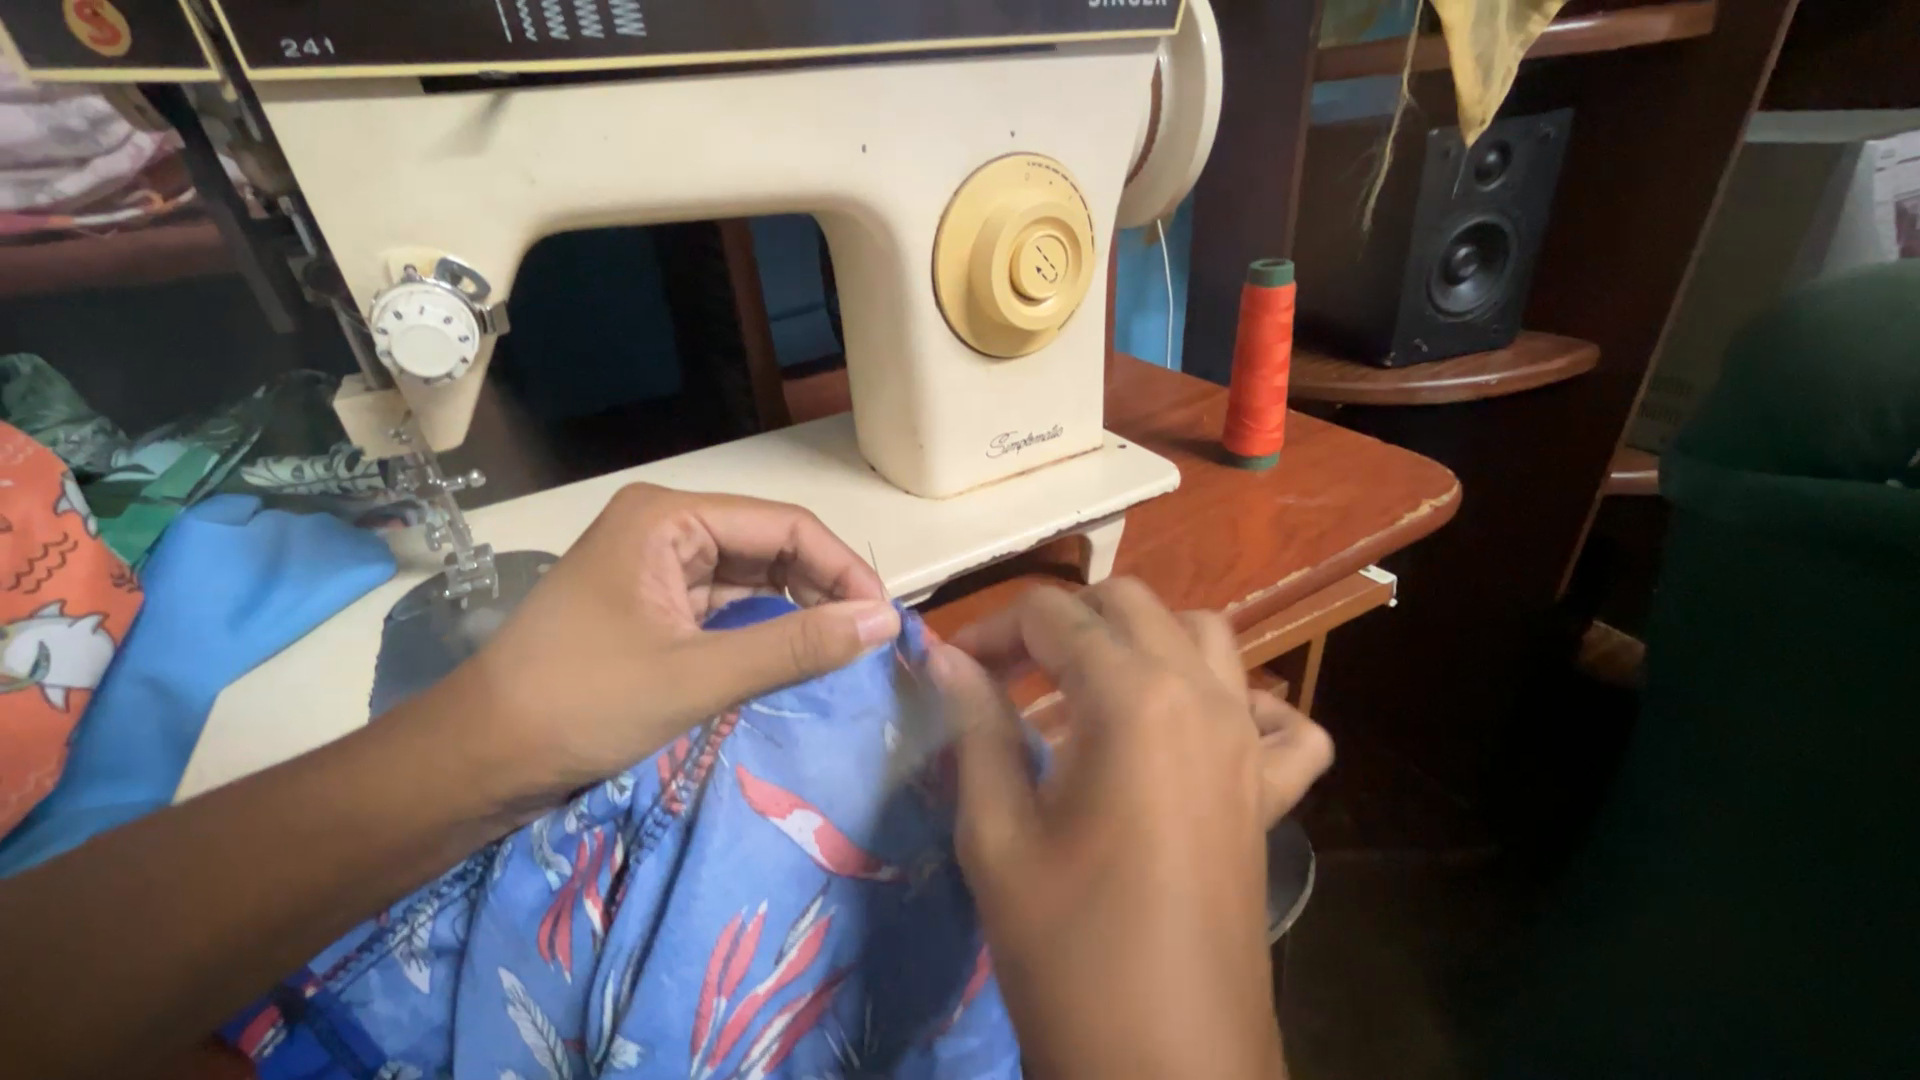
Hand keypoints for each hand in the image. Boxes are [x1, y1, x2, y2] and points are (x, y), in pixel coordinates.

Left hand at [435, 484, 899, 809]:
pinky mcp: (653, 606)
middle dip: (824, 588)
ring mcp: (657, 567)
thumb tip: (884, 622)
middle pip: (771, 546)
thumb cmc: (579, 704)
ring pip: (753, 577)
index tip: (884, 620)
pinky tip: (797, 653)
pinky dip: (765, 628)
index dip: (843, 568)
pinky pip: (727, 606)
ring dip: (799, 609)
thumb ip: (796, 645)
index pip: (784, 526)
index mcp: (669, 518)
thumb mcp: (697, 675)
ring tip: (844, 648)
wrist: (474, 762)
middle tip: (869, 640)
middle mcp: (666, 528)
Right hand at [932, 580, 1332, 1079]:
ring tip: (1091, 689)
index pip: (1053, 616)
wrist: (1166, 1063)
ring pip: (1204, 636)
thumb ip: (976, 727)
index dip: (990, 630)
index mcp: (1133, 698)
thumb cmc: (1067, 947)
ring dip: (1142, 641)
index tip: (951, 668)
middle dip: (1060, 622)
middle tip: (1009, 676)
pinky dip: (1240, 704)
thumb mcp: (998, 834)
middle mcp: (1202, 696)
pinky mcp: (1270, 790)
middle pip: (1128, 604)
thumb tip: (945, 658)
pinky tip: (1197, 733)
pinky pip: (1281, 721)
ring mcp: (1248, 741)